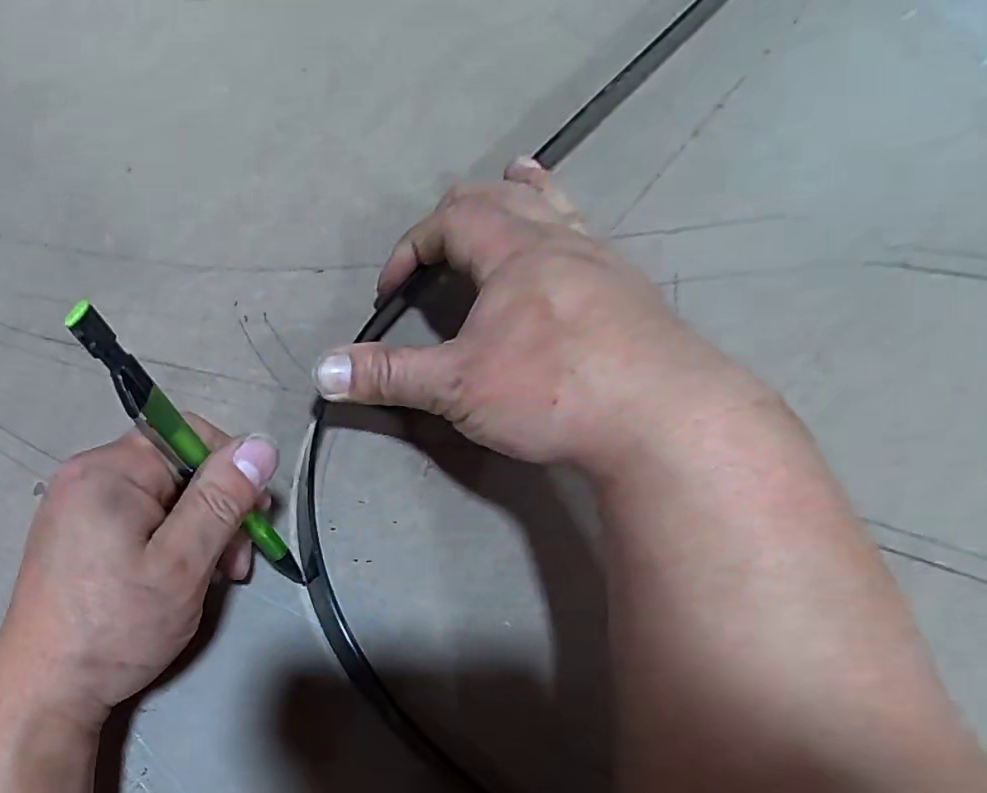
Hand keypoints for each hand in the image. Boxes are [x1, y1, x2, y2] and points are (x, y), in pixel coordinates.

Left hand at [0, 418, 277, 729]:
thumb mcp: (182, 564)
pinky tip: (169, 581)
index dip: (229, 470)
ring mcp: (72, 508)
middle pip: (171, 468)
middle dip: (213, 509)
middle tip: (233, 567)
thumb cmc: (115, 626)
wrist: (46, 685)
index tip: (252, 521)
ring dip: (192, 531)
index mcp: (107, 470)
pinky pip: (129, 521)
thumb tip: (261, 443)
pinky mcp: (70, 537)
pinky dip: (160, 543)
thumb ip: (222, 500)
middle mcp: (83, 477)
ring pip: (155, 499)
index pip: (186, 435)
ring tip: (205, 581)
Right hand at [313, 158, 773, 475]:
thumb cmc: (550, 392)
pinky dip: (558, 225)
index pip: (452, 222)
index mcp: (517, 255)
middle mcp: (563, 244)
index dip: (409, 249)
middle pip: (506, 198)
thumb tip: (322, 371)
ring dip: (522, 195)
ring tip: (514, 178)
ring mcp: (603, 265)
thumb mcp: (453, 387)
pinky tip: (562, 249)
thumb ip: (386, 375)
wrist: (664, 420)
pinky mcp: (627, 295)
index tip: (389, 292)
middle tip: (434, 238)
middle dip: (459, 212)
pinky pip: (584, 237)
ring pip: (556, 207)